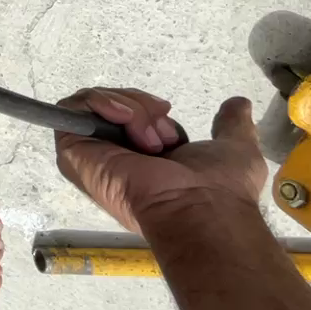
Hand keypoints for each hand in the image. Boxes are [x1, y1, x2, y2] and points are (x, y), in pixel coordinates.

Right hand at [54, 88, 265, 233]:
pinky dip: (99, 102)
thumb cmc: (217, 187)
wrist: (196, 207)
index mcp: (140, 157)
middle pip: (108, 105)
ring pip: (91, 103)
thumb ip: (232, 126)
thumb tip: (240, 102)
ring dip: (125, 108)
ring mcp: (88, 152)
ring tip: (148, 139)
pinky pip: (72, 107)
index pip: (127, 114)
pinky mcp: (70, 148)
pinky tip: (123, 118)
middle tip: (161, 134)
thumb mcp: (234, 151)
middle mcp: (111, 154)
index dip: (147, 109)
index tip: (168, 120)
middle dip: (138, 106)